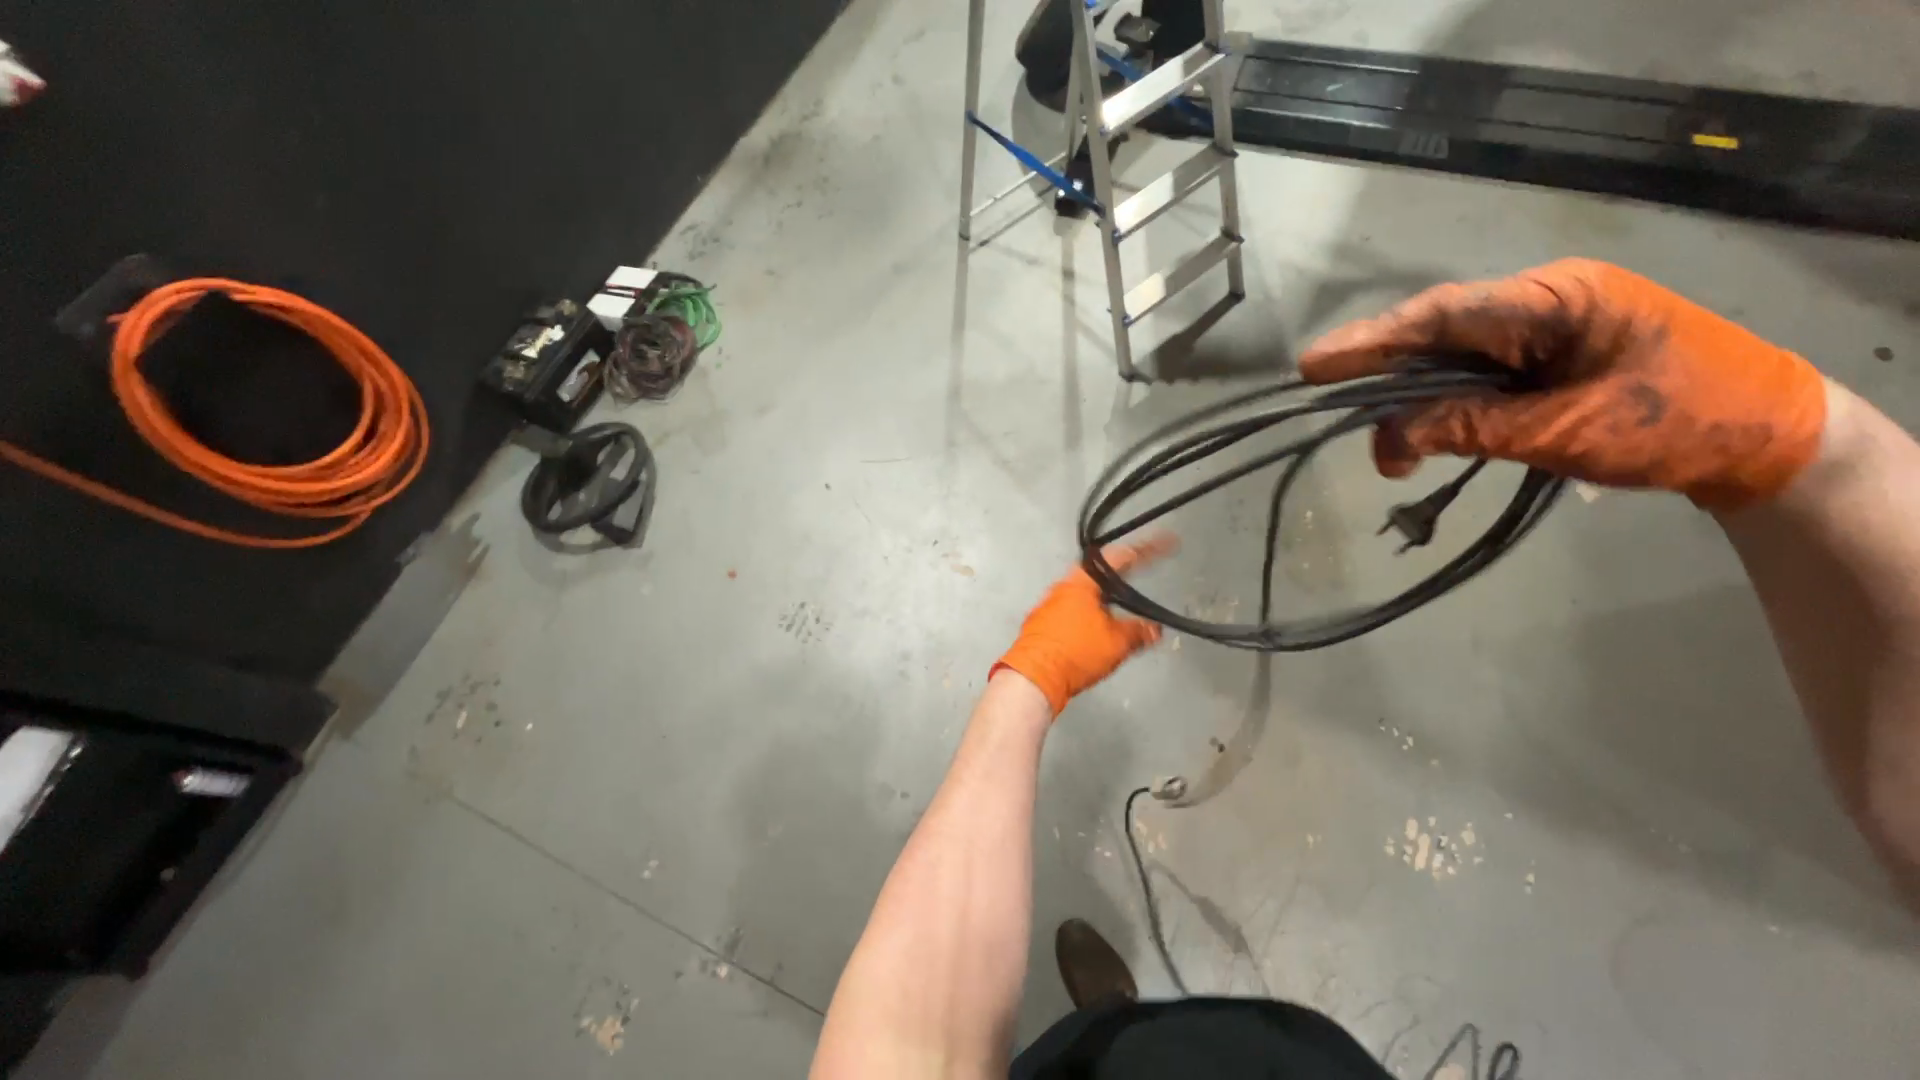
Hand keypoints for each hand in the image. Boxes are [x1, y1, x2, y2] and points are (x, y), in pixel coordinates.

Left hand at [991, 534, 1177, 715]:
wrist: (1033, 678)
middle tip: (1138, 573)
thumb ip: (1139, 631)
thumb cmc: (1075, 653)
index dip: (1144, 551)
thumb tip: (1155, 629)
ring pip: (1083, 595)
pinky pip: (1070, 613)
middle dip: (1119, 576)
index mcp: (1081, 582)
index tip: (1161, 544)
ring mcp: (1048, 606)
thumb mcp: (1118, 642)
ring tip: (1119, 609)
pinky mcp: (1041, 626)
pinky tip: (1095, 631)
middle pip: (1097, 575)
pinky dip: (1087, 617)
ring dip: (1102, 600)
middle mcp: (1062, 588)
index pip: (1118, 558)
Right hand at [1298, 258, 1828, 509]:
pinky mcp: (1548, 356)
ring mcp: (1547, 327)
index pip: (1445, 314)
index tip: (1314, 365)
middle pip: (1440, 331)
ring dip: (1416, 400)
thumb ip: (1470, 428)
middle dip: (1386, 373)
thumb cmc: (1678, 424)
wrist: (1769, 440)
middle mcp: (1544, 301)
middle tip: (1334, 406)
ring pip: (1455, 356)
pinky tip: (1425, 436)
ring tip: (1390, 454)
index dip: (1374, 340)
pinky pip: (1479, 374)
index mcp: (1557, 298)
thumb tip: (1384, 442)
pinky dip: (1446, 407)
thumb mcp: (1565, 433)